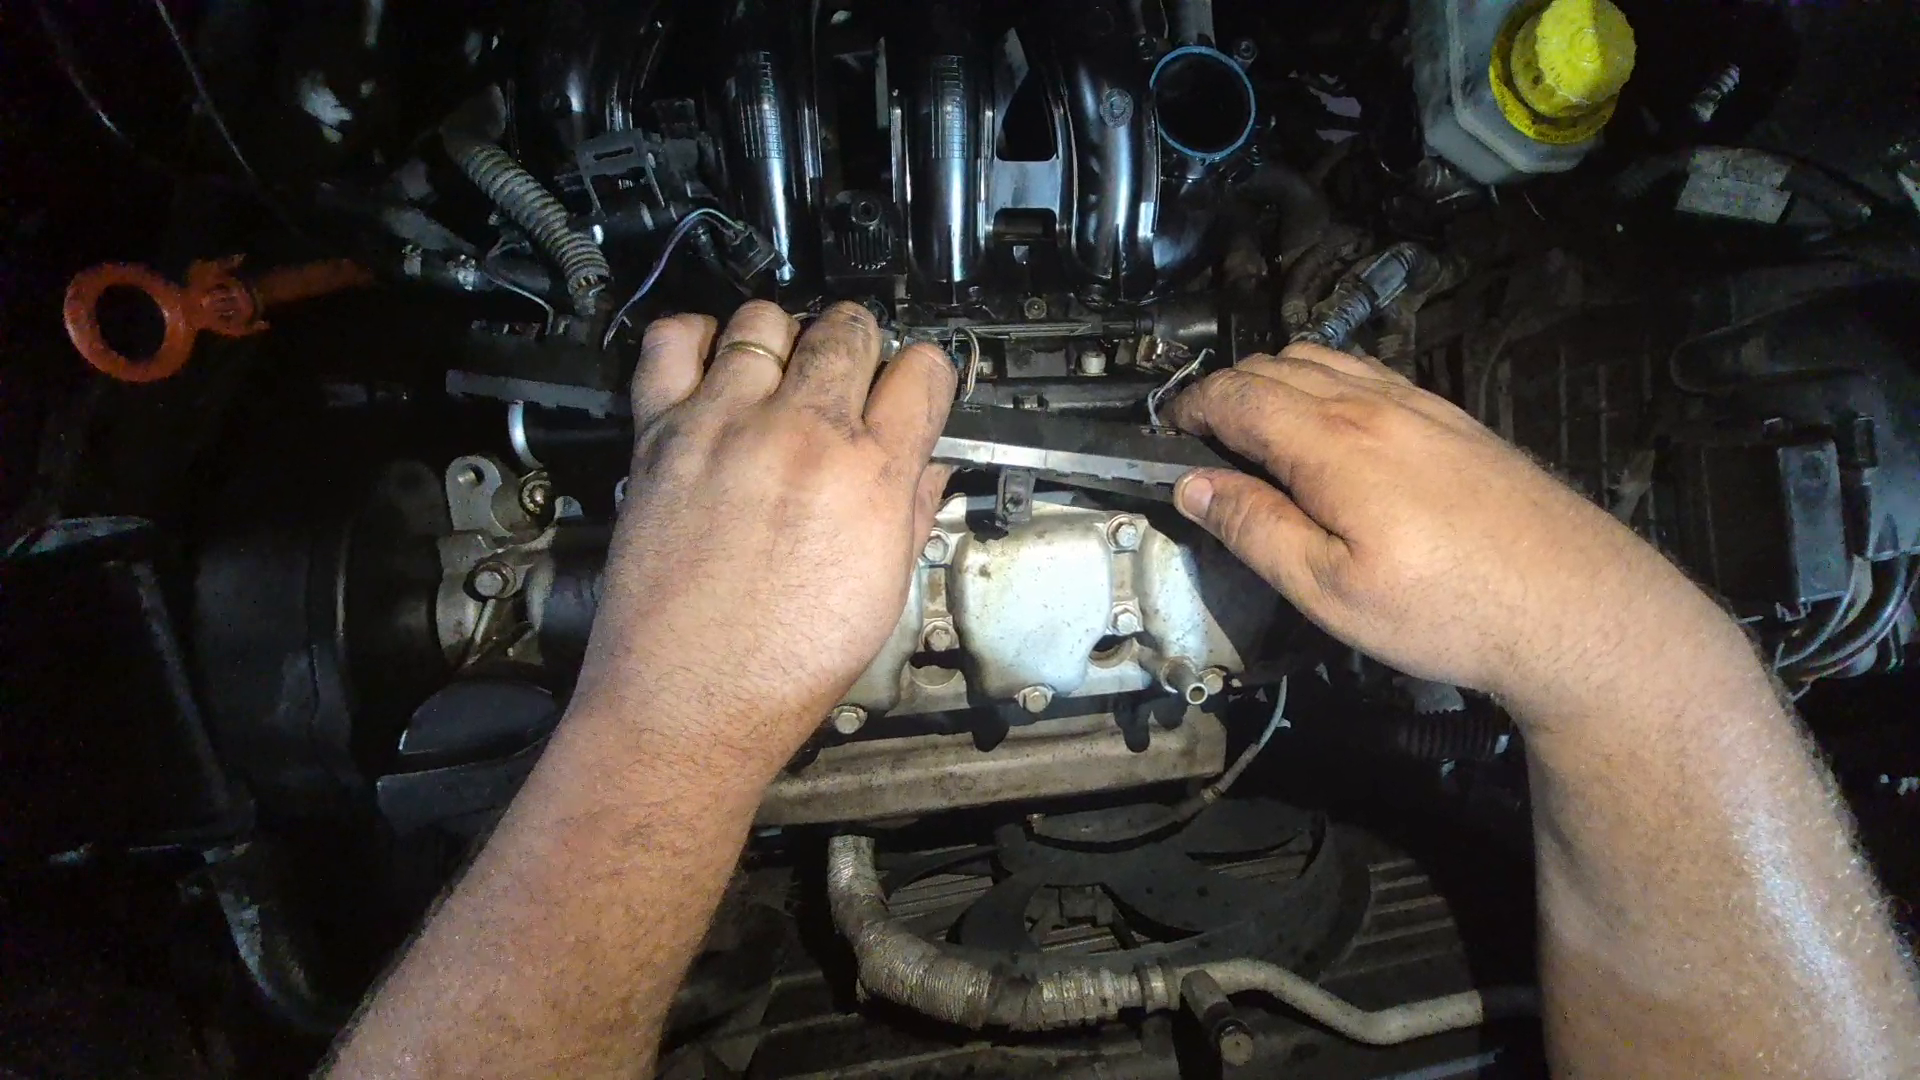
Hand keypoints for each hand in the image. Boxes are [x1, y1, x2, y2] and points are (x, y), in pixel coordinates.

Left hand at [576, 301, 954, 772]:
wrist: (694, 698)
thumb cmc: (790, 661)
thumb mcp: (886, 589)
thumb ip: (914, 511)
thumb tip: (929, 469)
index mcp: (874, 473)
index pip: (923, 371)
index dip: (927, 374)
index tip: (915, 384)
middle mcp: (805, 433)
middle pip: (850, 328)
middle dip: (864, 345)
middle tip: (854, 375)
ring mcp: (729, 424)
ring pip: (768, 319)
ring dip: (788, 339)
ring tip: (785, 373)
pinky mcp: (663, 434)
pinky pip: (675, 341)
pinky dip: (698, 338)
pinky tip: (716, 366)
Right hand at [1169, 343, 1730, 704]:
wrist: (1586, 613)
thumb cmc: (1444, 610)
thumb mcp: (1326, 587)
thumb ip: (1252, 527)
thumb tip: (1191, 484)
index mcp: (1333, 441)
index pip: (1239, 396)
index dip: (1191, 407)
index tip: (1165, 432)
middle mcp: (1374, 404)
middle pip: (1276, 366)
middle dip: (1223, 392)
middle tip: (1199, 438)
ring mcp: (1421, 405)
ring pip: (1323, 360)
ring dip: (1271, 382)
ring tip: (1250, 429)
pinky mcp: (1453, 421)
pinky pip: (1367, 374)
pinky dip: (1320, 383)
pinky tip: (1323, 426)